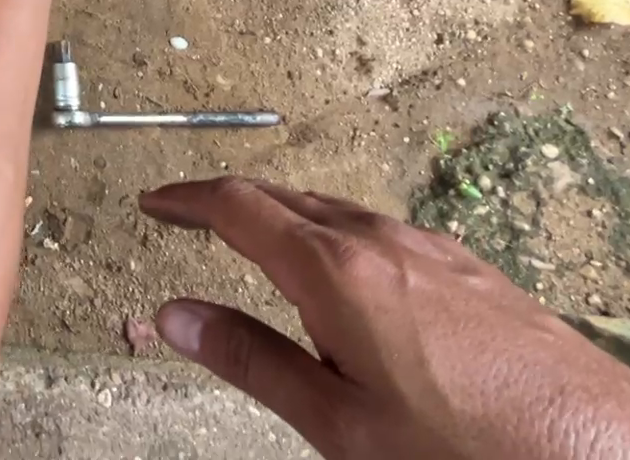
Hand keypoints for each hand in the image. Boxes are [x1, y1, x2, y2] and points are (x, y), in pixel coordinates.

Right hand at [139, 178, 629, 459]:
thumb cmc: (463, 455)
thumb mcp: (340, 426)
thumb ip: (249, 360)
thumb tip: (168, 314)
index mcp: (332, 268)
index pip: (236, 205)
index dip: (185, 198)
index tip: (151, 202)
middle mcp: (378, 239)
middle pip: (281, 196)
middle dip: (227, 201)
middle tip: (189, 217)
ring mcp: (435, 250)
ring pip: (332, 209)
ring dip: (280, 213)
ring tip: (257, 239)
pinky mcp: (478, 271)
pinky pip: (380, 229)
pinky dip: (333, 231)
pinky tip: (349, 270)